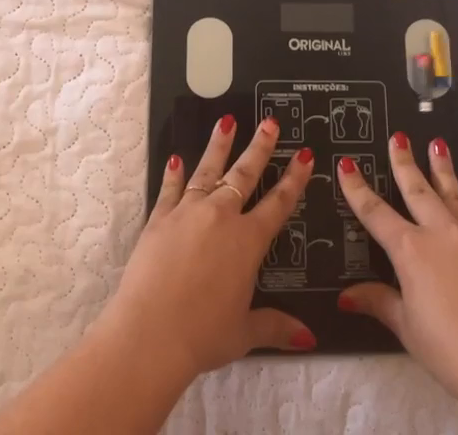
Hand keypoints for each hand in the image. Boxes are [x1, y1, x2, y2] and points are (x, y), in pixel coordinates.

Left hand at [99, 114, 317, 378]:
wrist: (148, 334)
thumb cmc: (202, 335)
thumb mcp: (244, 332)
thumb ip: (276, 327)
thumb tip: (308, 338)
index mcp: (248, 241)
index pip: (278, 202)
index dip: (294, 178)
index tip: (304, 155)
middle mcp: (220, 217)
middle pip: (245, 174)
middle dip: (260, 147)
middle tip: (269, 122)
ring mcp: (187, 214)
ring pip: (207, 171)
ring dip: (218, 146)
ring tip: (226, 120)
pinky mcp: (158, 220)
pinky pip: (169, 190)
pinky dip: (174, 174)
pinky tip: (176, 159)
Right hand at [337, 135, 457, 433]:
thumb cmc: (452, 350)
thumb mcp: (408, 328)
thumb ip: (379, 303)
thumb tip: (346, 296)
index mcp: (411, 250)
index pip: (375, 213)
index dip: (357, 189)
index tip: (347, 165)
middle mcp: (440, 233)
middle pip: (417, 189)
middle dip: (404, 162)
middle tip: (398, 137)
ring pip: (452, 193)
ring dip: (442, 169)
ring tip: (437, 144)